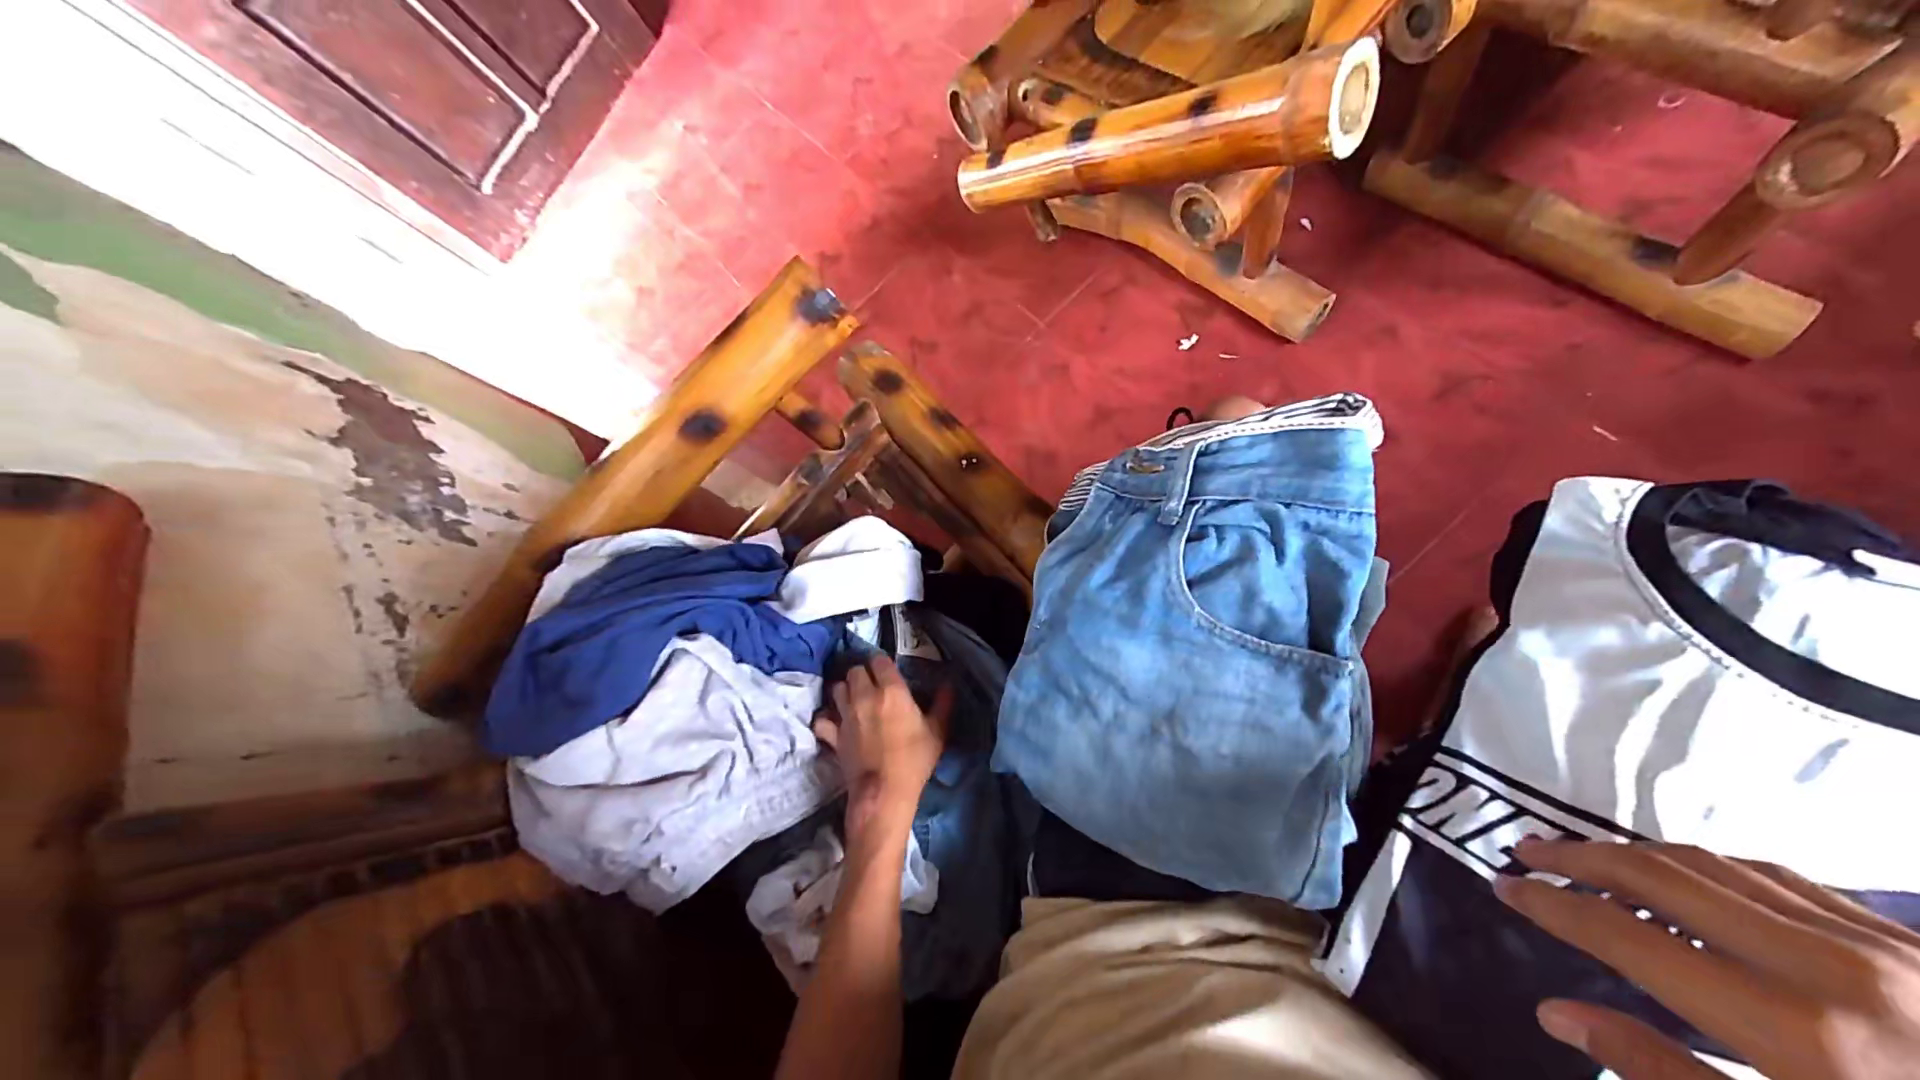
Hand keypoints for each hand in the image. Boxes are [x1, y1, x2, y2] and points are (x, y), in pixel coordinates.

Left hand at [814, 656, 947, 833]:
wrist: (884, 792)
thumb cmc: (914, 761)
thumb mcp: (937, 732)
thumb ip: (942, 704)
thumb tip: (948, 685)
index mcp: (892, 691)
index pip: (879, 660)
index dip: (883, 663)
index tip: (888, 671)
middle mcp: (865, 696)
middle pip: (855, 670)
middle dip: (862, 674)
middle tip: (872, 685)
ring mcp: (845, 715)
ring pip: (837, 688)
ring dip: (845, 690)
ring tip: (854, 699)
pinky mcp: (833, 735)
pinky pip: (822, 718)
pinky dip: (827, 718)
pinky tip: (835, 722)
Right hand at [1497, 838, 1919, 1079]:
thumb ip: (1662, 1072)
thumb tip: (1557, 1014)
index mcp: (1799, 1035)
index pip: (1627, 936)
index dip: (1553, 905)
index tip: (1504, 887)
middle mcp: (1831, 970)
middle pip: (1662, 876)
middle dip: (1581, 858)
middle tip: (1526, 852)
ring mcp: (1880, 947)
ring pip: (1716, 864)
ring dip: (1634, 852)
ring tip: (1583, 854)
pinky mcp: (1908, 942)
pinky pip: (1778, 877)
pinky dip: (1706, 863)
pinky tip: (1679, 870)